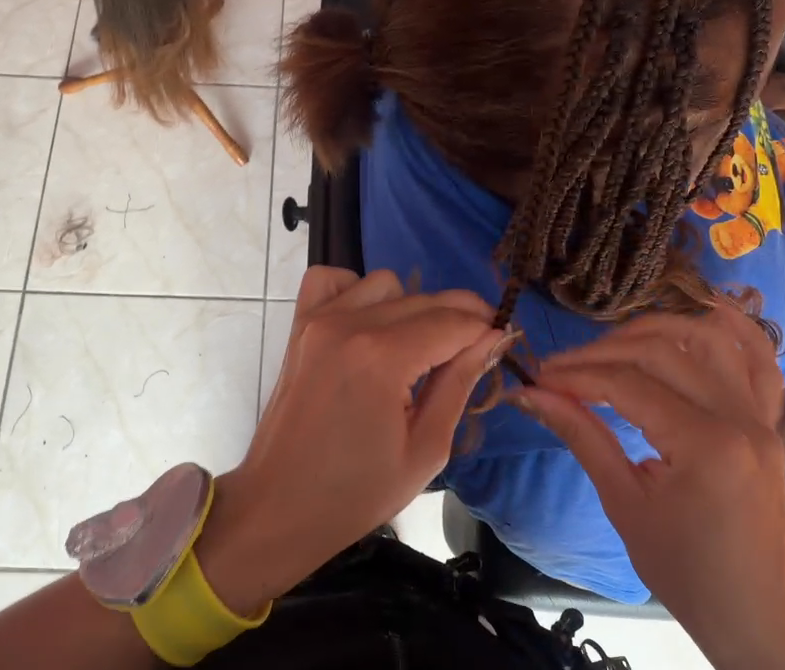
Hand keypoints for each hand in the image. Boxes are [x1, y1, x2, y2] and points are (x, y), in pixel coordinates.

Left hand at [197, 267, 505, 614]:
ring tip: (416, 348)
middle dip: (458, 320)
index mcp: (383, 358)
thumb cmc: (357, 492)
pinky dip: (356, 291)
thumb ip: (460, 384)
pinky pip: (333, 280)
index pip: (453, 322)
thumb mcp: (426, 449)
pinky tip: (369, 324)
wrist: (281, 505)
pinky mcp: (299, 325)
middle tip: (473, 352)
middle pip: (424, 299)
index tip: (503, 344)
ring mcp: (318, 319)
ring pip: (385, 284)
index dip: (485, 330)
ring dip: (411, 307)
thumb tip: (493, 340)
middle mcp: (349, 324)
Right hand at [513, 310, 784, 669]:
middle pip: (662, 352)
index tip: (537, 379)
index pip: (628, 384)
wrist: (755, 615)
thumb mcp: (623, 503)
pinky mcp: (771, 421)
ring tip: (611, 345)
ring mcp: (763, 416)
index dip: (577, 375)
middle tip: (560, 370)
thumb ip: (581, 436)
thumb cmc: (684, 571)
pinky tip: (697, 313)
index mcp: (706, 445)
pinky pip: (758, 360)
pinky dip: (729, 330)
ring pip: (708, 338)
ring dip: (655, 329)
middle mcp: (741, 418)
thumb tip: (530, 394)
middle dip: (602, 353)